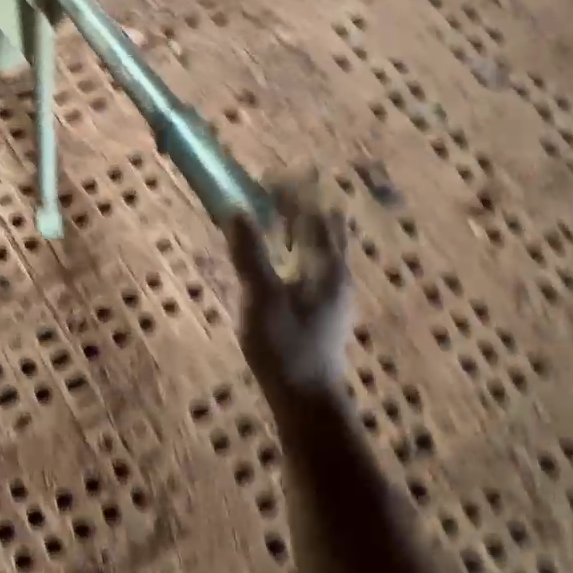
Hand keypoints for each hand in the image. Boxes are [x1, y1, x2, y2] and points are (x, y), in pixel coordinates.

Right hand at [224, 205, 352, 402]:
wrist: (307, 398)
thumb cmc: (285, 347)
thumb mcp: (260, 298)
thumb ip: (249, 254)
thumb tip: (236, 210)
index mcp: (325, 267)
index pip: (313, 215)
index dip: (294, 191)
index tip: (269, 174)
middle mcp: (335, 275)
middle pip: (325, 228)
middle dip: (302, 205)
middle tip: (273, 192)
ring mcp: (333, 295)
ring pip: (322, 248)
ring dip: (301, 228)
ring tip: (277, 219)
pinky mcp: (324, 312)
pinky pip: (314, 267)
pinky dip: (298, 251)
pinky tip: (282, 263)